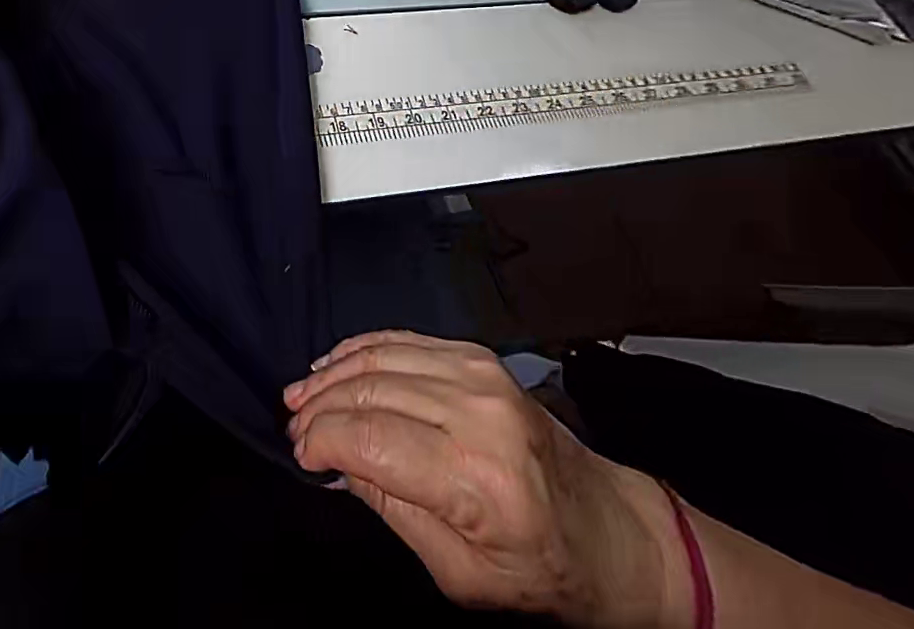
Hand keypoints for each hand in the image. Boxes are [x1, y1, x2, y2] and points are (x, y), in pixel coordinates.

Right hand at [283, 331, 692, 628]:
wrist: (620, 535)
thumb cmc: (545, 569)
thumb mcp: (461, 572)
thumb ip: (388, 508)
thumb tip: (333, 462)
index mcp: (479, 480)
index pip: (367, 438)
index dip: (319, 440)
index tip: (301, 454)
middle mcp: (478, 415)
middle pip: (365, 393)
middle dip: (316, 408)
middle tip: (293, 425)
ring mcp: (479, 375)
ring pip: (373, 360)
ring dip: (327, 376)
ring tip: (300, 395)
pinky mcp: (476, 357)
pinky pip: (396, 340)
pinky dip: (355, 351)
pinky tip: (332, 366)